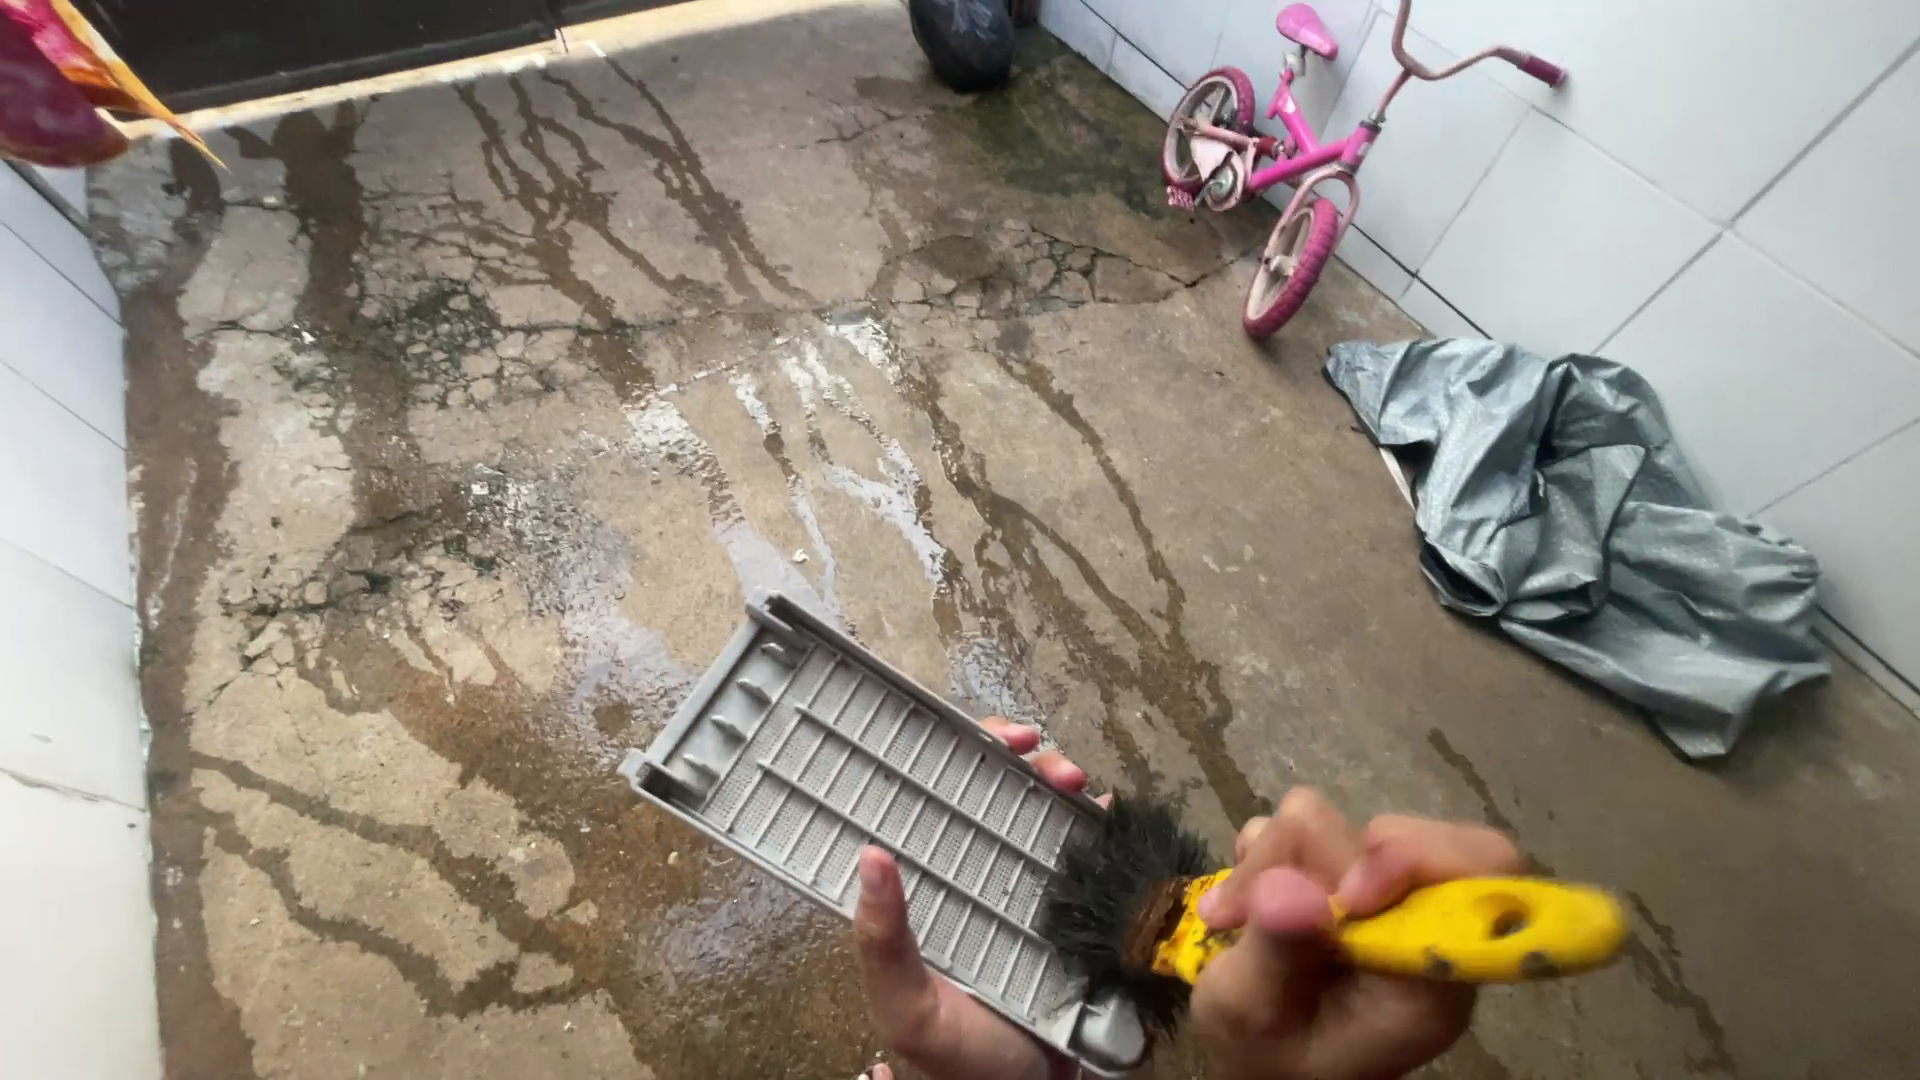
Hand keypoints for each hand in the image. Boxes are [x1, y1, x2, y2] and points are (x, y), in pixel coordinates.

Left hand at [853, 718, 1093, 1079]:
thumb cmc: (956, 1057)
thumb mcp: (907, 1005)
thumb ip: (881, 942)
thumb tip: (870, 853)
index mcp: (934, 875)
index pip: (944, 793)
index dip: (969, 752)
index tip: (1004, 737)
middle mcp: (979, 864)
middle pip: (1000, 787)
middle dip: (1027, 759)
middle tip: (1050, 762)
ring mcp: (1026, 880)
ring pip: (1043, 807)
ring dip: (1062, 781)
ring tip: (1078, 784)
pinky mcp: (1069, 903)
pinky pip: (1084, 849)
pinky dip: (1099, 822)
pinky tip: (1109, 810)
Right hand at [1190, 789, 1521, 1079]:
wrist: (1255, 1058)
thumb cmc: (1265, 1056)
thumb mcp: (1253, 1016)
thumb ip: (1278, 954)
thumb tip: (1294, 888)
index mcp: (1429, 973)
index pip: (1483, 871)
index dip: (1418, 857)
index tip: (1349, 891)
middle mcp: (1413, 921)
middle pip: (1377, 835)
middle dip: (1295, 860)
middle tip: (1241, 910)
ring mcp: (1371, 888)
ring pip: (1322, 818)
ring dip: (1264, 859)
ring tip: (1228, 916)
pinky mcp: (1333, 866)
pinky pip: (1294, 819)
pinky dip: (1257, 850)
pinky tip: (1237, 898)